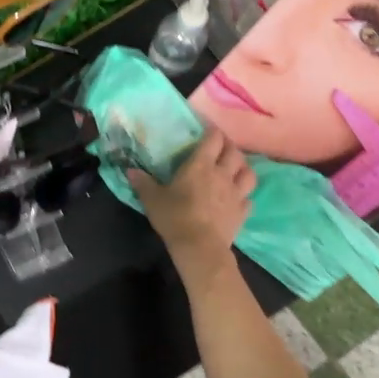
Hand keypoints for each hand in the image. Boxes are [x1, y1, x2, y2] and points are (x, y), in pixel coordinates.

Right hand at [128, 128, 254, 276]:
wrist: (199, 246)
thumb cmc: (174, 217)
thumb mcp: (152, 199)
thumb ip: (143, 183)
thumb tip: (130, 170)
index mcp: (200, 165)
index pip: (214, 138)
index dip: (212, 132)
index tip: (206, 131)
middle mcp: (222, 174)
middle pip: (234, 152)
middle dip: (229, 147)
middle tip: (220, 149)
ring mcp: (236, 193)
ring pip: (248, 172)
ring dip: (243, 167)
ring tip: (234, 170)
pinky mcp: (242, 211)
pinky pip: (248, 198)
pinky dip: (244, 195)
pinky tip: (237, 198)